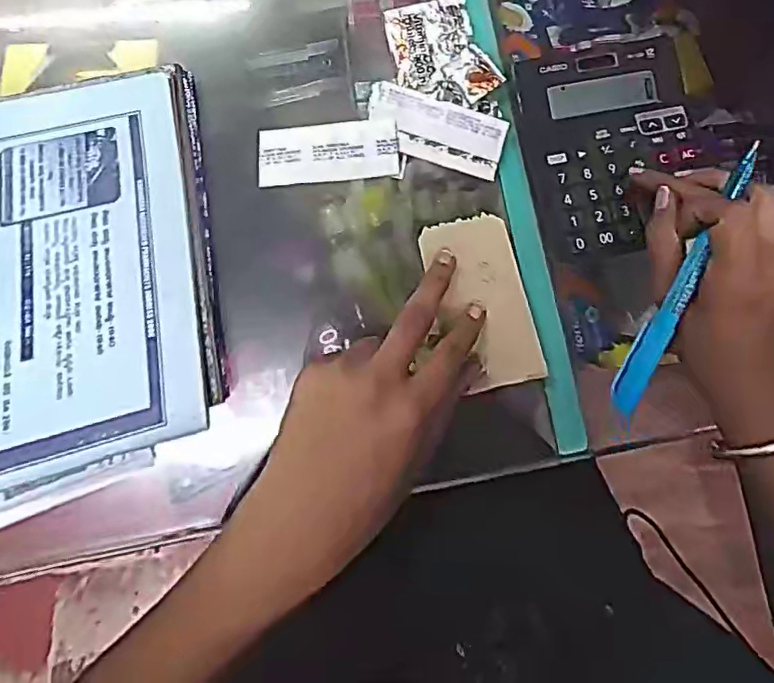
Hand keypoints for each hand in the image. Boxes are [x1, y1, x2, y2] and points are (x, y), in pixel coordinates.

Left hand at [227, 250, 483, 598]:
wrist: (296, 515)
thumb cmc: (365, 502)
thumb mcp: (414, 460)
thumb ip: (438, 411)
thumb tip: (462, 373)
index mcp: (411, 409)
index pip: (448, 356)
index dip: (466, 330)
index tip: (477, 307)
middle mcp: (378, 379)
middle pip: (412, 319)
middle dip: (433, 285)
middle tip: (444, 259)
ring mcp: (342, 369)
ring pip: (373, 344)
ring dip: (380, 356)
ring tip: (366, 396)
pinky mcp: (314, 369)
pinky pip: (343, 360)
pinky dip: (349, 374)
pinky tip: (338, 405)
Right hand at [630, 170, 773, 409]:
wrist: (749, 387)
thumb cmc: (702, 350)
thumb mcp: (668, 297)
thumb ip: (664, 242)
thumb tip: (663, 198)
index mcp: (741, 270)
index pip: (726, 208)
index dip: (689, 193)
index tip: (656, 191)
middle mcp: (772, 260)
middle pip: (758, 192)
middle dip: (714, 182)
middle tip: (677, 188)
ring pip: (766, 204)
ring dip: (728, 195)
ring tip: (690, 205)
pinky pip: (763, 225)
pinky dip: (734, 215)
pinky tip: (705, 233)